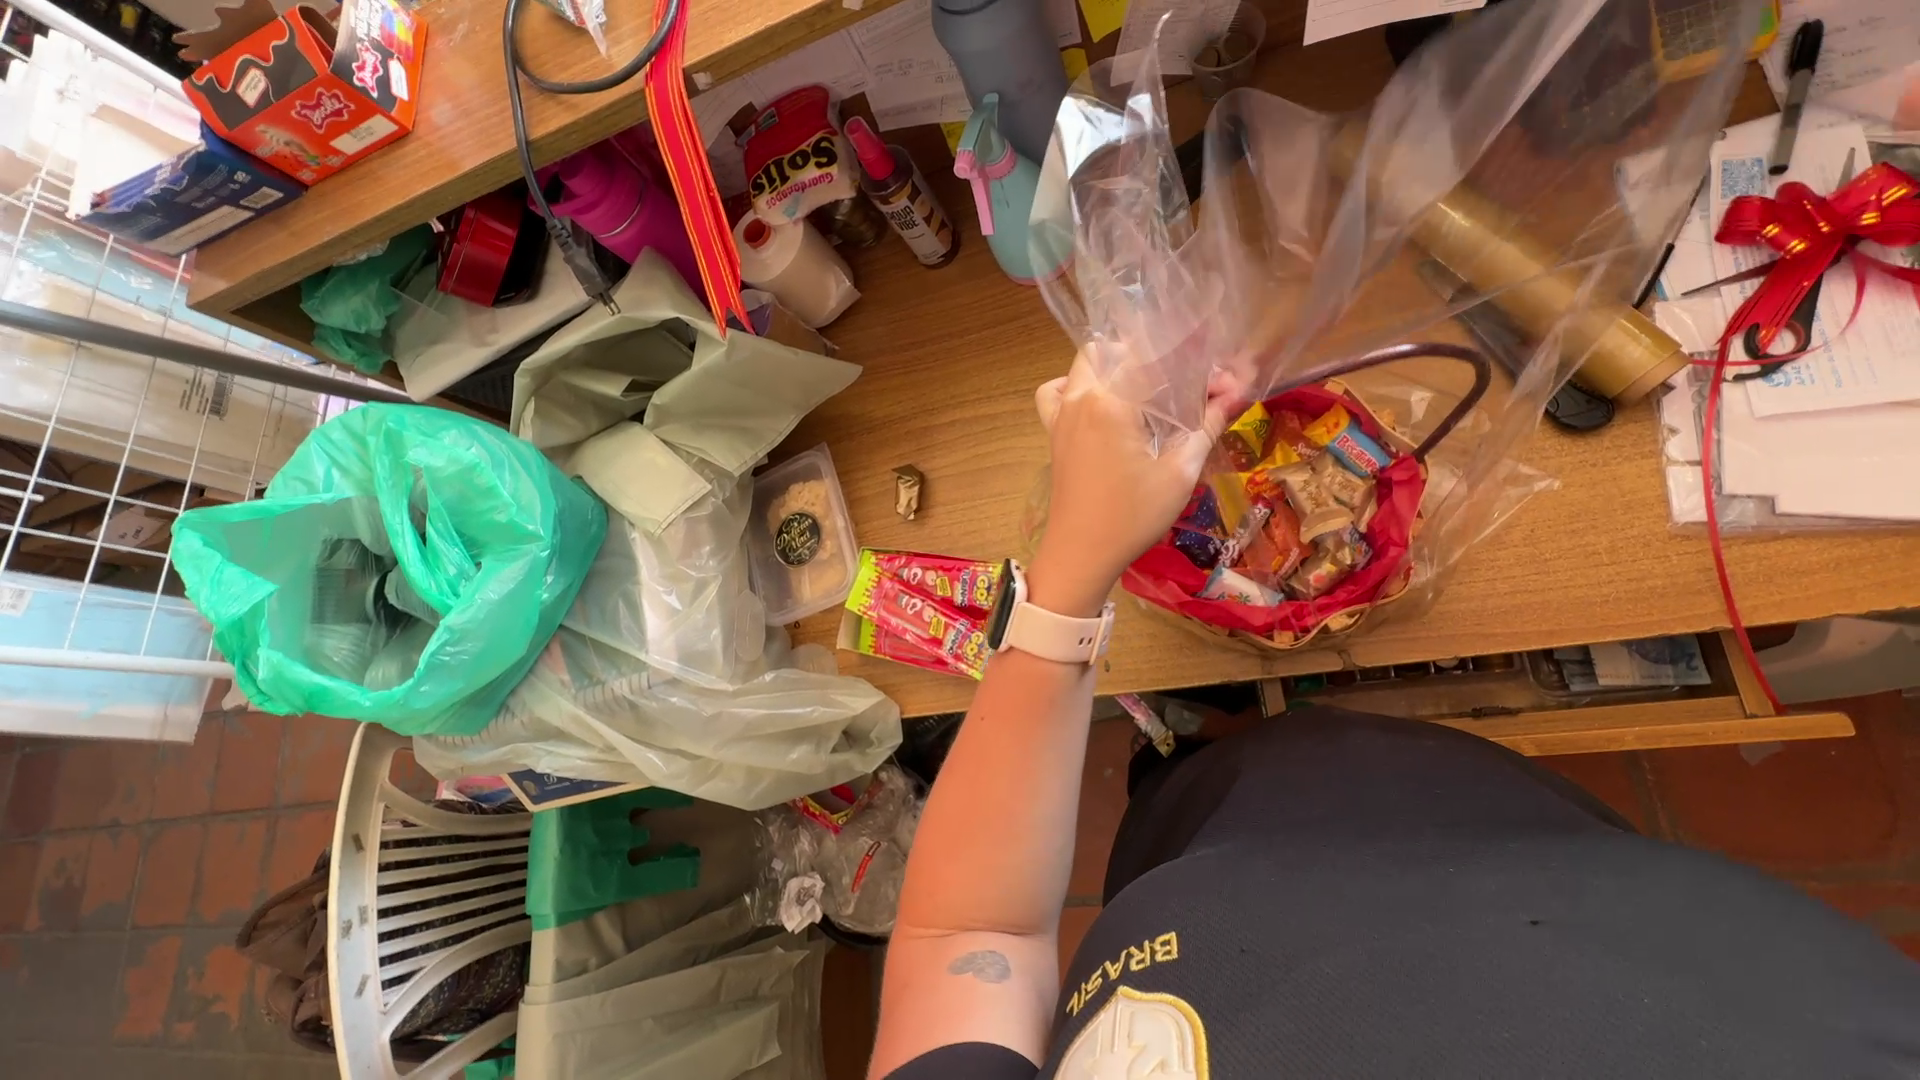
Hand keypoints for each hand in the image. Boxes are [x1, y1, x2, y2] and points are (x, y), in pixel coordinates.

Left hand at [1029, 348, 1232, 616]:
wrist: (1080, 554)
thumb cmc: (1132, 517)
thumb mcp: (1179, 473)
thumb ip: (1206, 425)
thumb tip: (1235, 392)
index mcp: (1110, 403)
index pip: (1151, 357)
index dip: (1189, 358)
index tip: (1219, 375)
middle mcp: (1079, 399)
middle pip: (1112, 350)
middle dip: (1149, 354)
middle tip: (1182, 379)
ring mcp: (1060, 415)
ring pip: (1081, 365)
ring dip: (1111, 364)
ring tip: (1142, 387)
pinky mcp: (1053, 433)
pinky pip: (1055, 392)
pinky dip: (1074, 387)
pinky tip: (1099, 404)